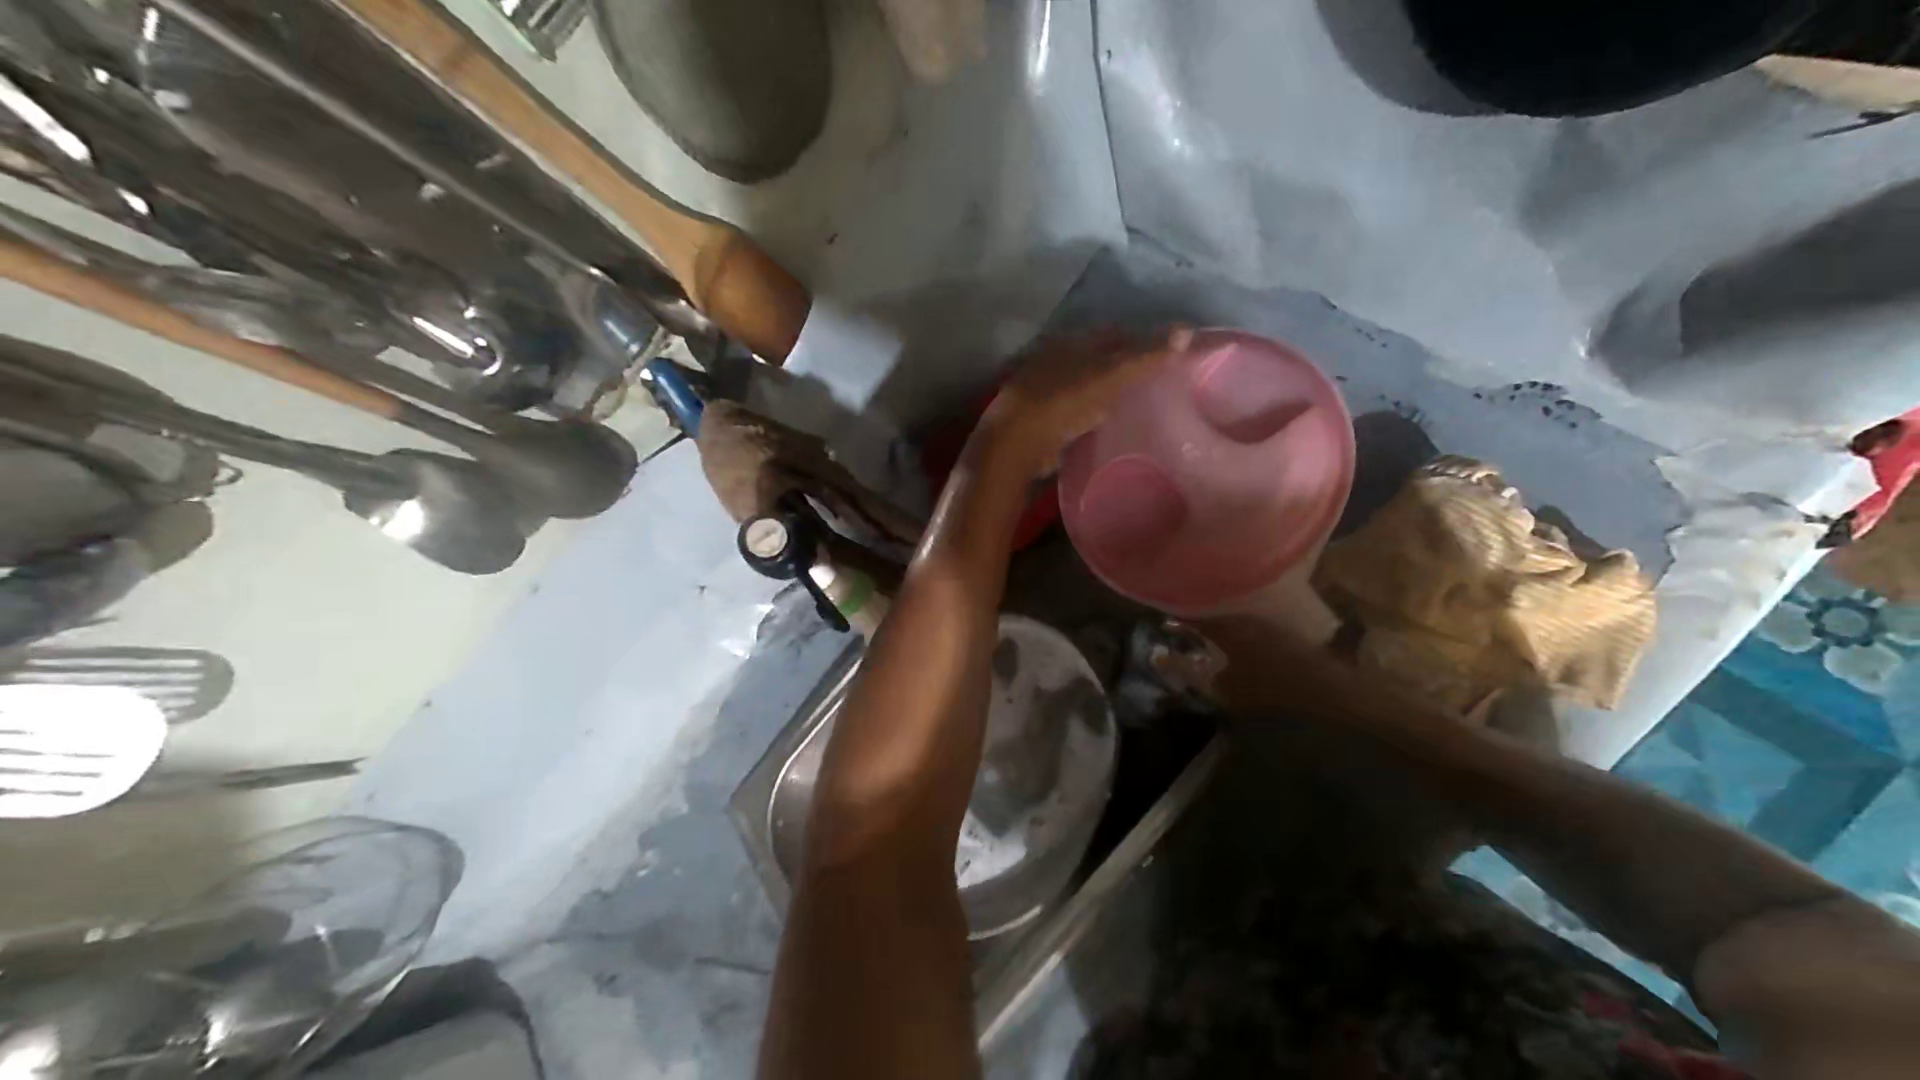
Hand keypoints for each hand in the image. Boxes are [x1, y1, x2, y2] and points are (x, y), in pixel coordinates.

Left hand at [981, 326, 1191, 472]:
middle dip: (1126, 366)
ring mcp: (1047, 392)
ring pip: (1088, 386)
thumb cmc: (1063, 402)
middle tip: (1161, 381)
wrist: (1017, 444)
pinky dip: (1097, 415)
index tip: (1170, 353)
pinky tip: (1113, 426)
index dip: (1143, 340)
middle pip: (1101, 360)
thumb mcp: (1110, 375)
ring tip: (1143, 405)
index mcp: (1072, 343)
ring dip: (1111, 393)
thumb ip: (1146, 356)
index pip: (1115, 334)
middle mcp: (1057, 361)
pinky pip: (1079, 412)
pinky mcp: (1044, 421)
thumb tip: (1188, 331)